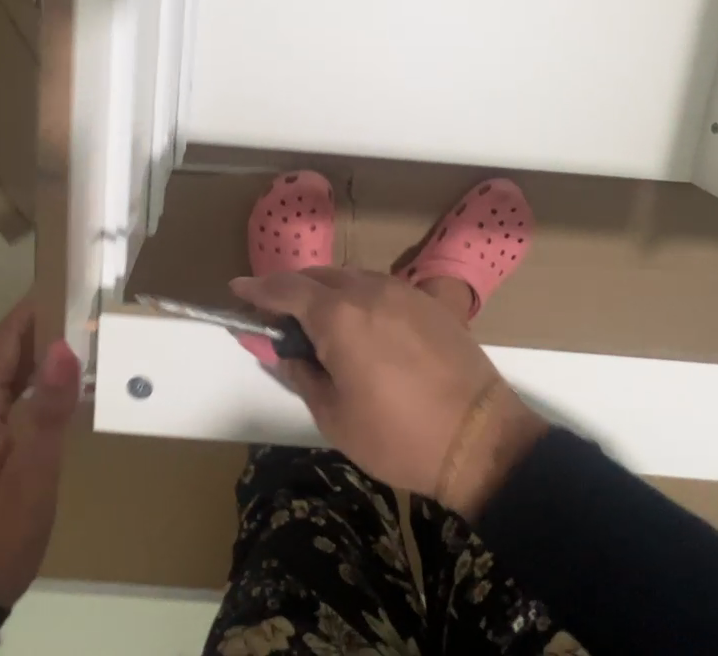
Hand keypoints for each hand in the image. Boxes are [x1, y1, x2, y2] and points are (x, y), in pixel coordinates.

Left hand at [0, 299, 81, 607]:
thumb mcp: (32, 476)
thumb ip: (46, 410)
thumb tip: (63, 346)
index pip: (0, 343)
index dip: (27, 313)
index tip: (59, 285)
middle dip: (31, 334)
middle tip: (76, 316)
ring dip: (25, 364)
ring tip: (66, 353)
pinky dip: (16, 394)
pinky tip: (38, 406)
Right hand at [233, 267, 546, 517]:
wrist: (481, 440)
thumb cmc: (398, 437)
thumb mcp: (333, 415)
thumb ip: (300, 372)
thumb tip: (281, 349)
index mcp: (338, 316)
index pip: (285, 289)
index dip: (256, 288)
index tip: (236, 289)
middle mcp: (368, 291)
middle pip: (317, 276)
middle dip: (290, 290)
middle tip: (276, 317)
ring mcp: (403, 292)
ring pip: (350, 278)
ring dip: (326, 292)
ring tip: (318, 324)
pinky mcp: (429, 303)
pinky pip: (379, 288)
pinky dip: (358, 298)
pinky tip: (361, 327)